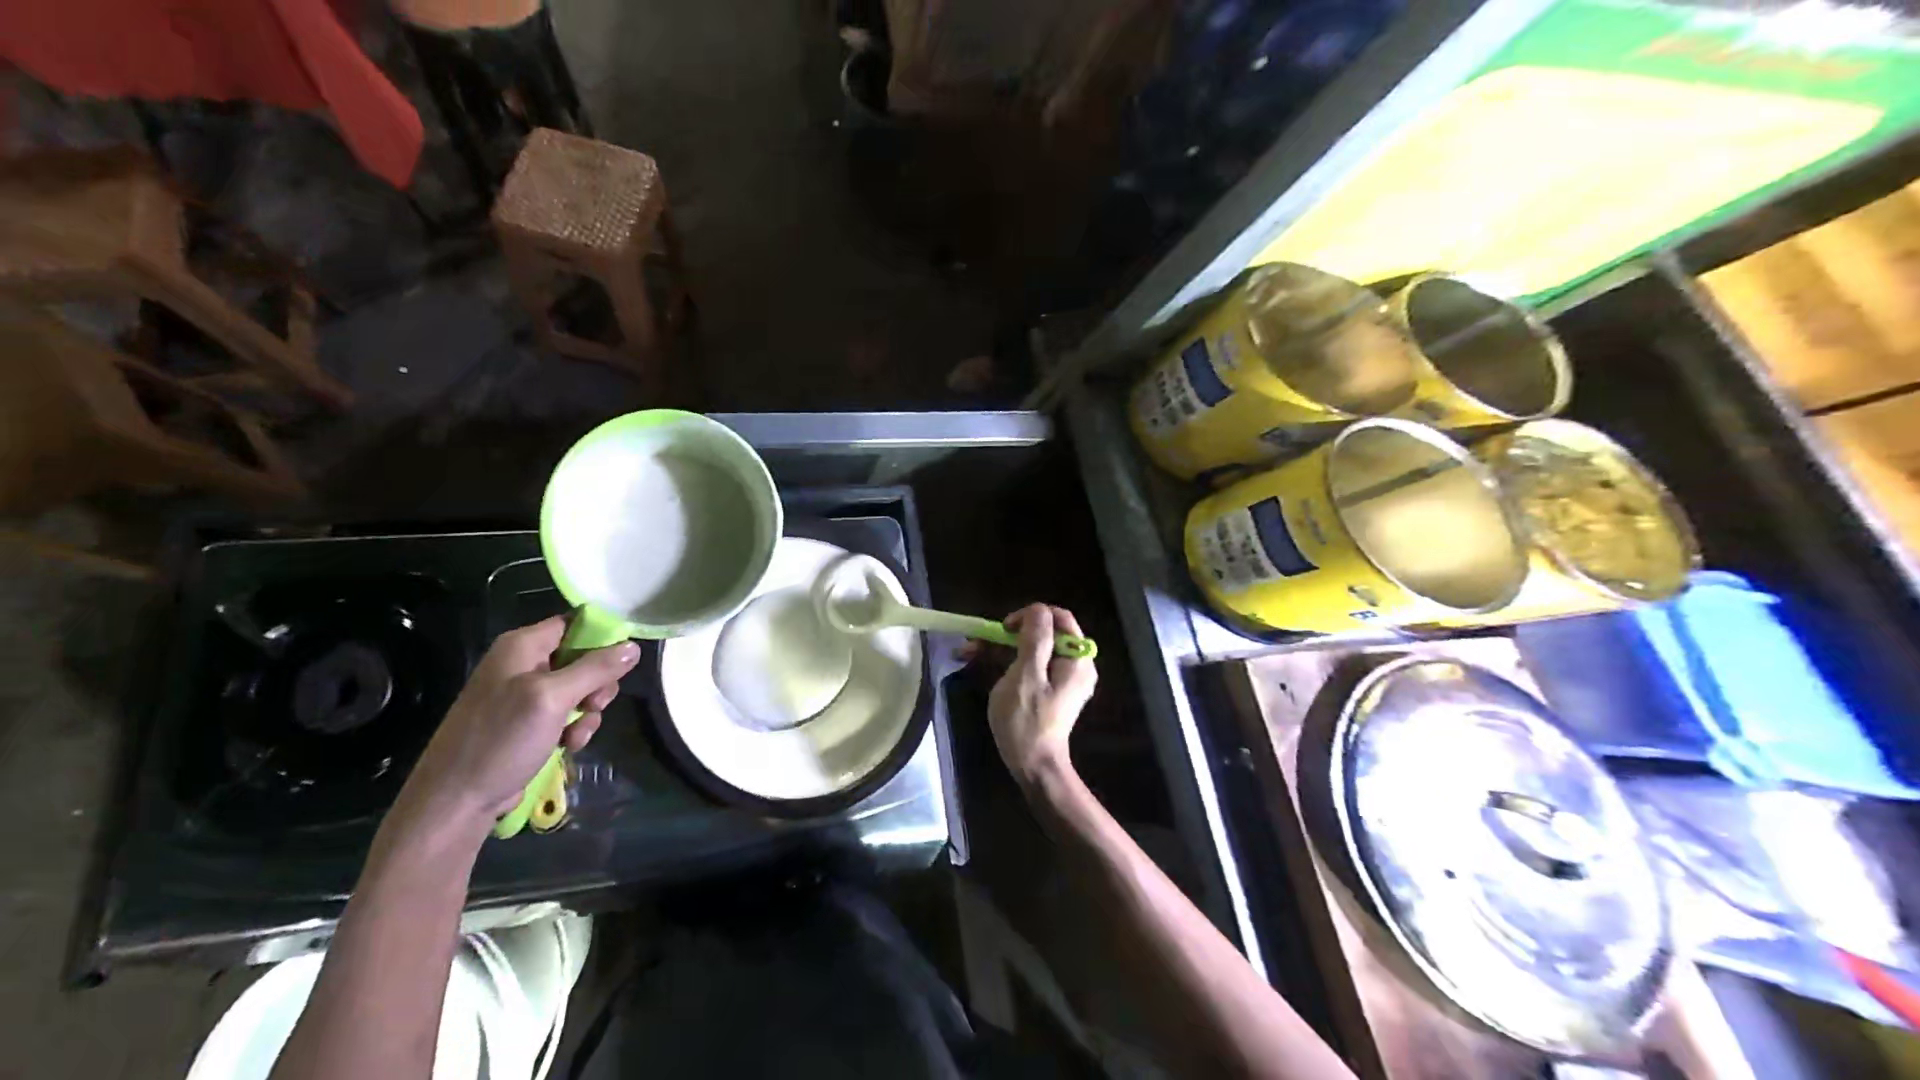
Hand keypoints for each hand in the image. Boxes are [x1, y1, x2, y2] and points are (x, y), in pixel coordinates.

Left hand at [391, 615, 639, 833]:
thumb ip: (595, 669)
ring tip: (575, 734)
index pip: (575, 623)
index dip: (603, 638)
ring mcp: (525, 695)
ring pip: (580, 689)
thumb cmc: (501, 740)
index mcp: (522, 646)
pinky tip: (567, 745)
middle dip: (598, 683)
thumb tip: (633, 647)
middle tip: (595, 704)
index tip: (623, 662)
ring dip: (588, 711)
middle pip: (583, 658)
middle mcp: (523, 664)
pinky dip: (574, 728)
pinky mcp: (528, 723)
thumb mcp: (553, 698)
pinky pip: (567, 714)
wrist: (456, 801)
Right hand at [987, 604, 1097, 787]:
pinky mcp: (1051, 691)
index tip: (1003, 628)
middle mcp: (1075, 665)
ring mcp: (1063, 679)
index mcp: (1076, 659)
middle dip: (1007, 633)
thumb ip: (1034, 638)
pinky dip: (1008, 662)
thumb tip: (1037, 609)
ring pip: (1033, 649)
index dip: (1029, 616)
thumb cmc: (1027, 721)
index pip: (1058, 618)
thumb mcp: (1027, 675)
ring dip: (1001, 647)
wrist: (1033, 767)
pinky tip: (981, 663)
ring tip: (967, 652)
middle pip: (1043, 633)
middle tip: (976, 642)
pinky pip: (1031, 666)